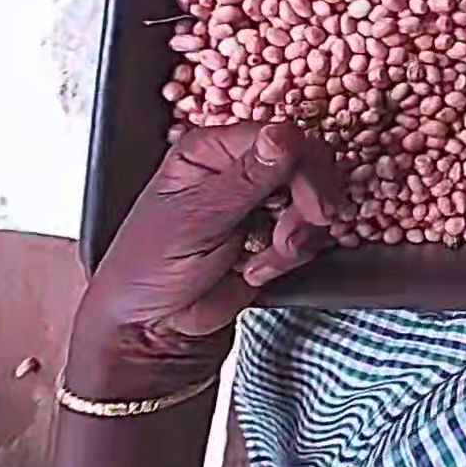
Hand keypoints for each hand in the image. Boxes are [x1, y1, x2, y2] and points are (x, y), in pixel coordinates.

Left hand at [65, 122, 339, 399]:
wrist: (152, 330)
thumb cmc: (149, 270)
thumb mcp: (196, 220)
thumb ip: (246, 178)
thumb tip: (285, 135)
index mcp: (214, 150)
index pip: (283, 138)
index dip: (305, 169)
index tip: (313, 206)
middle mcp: (243, 166)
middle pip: (308, 164)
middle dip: (305, 206)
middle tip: (288, 239)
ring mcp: (263, 198)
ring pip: (315, 198)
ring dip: (297, 236)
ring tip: (260, 263)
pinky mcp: (278, 228)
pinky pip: (311, 230)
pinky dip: (293, 255)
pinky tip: (258, 270)